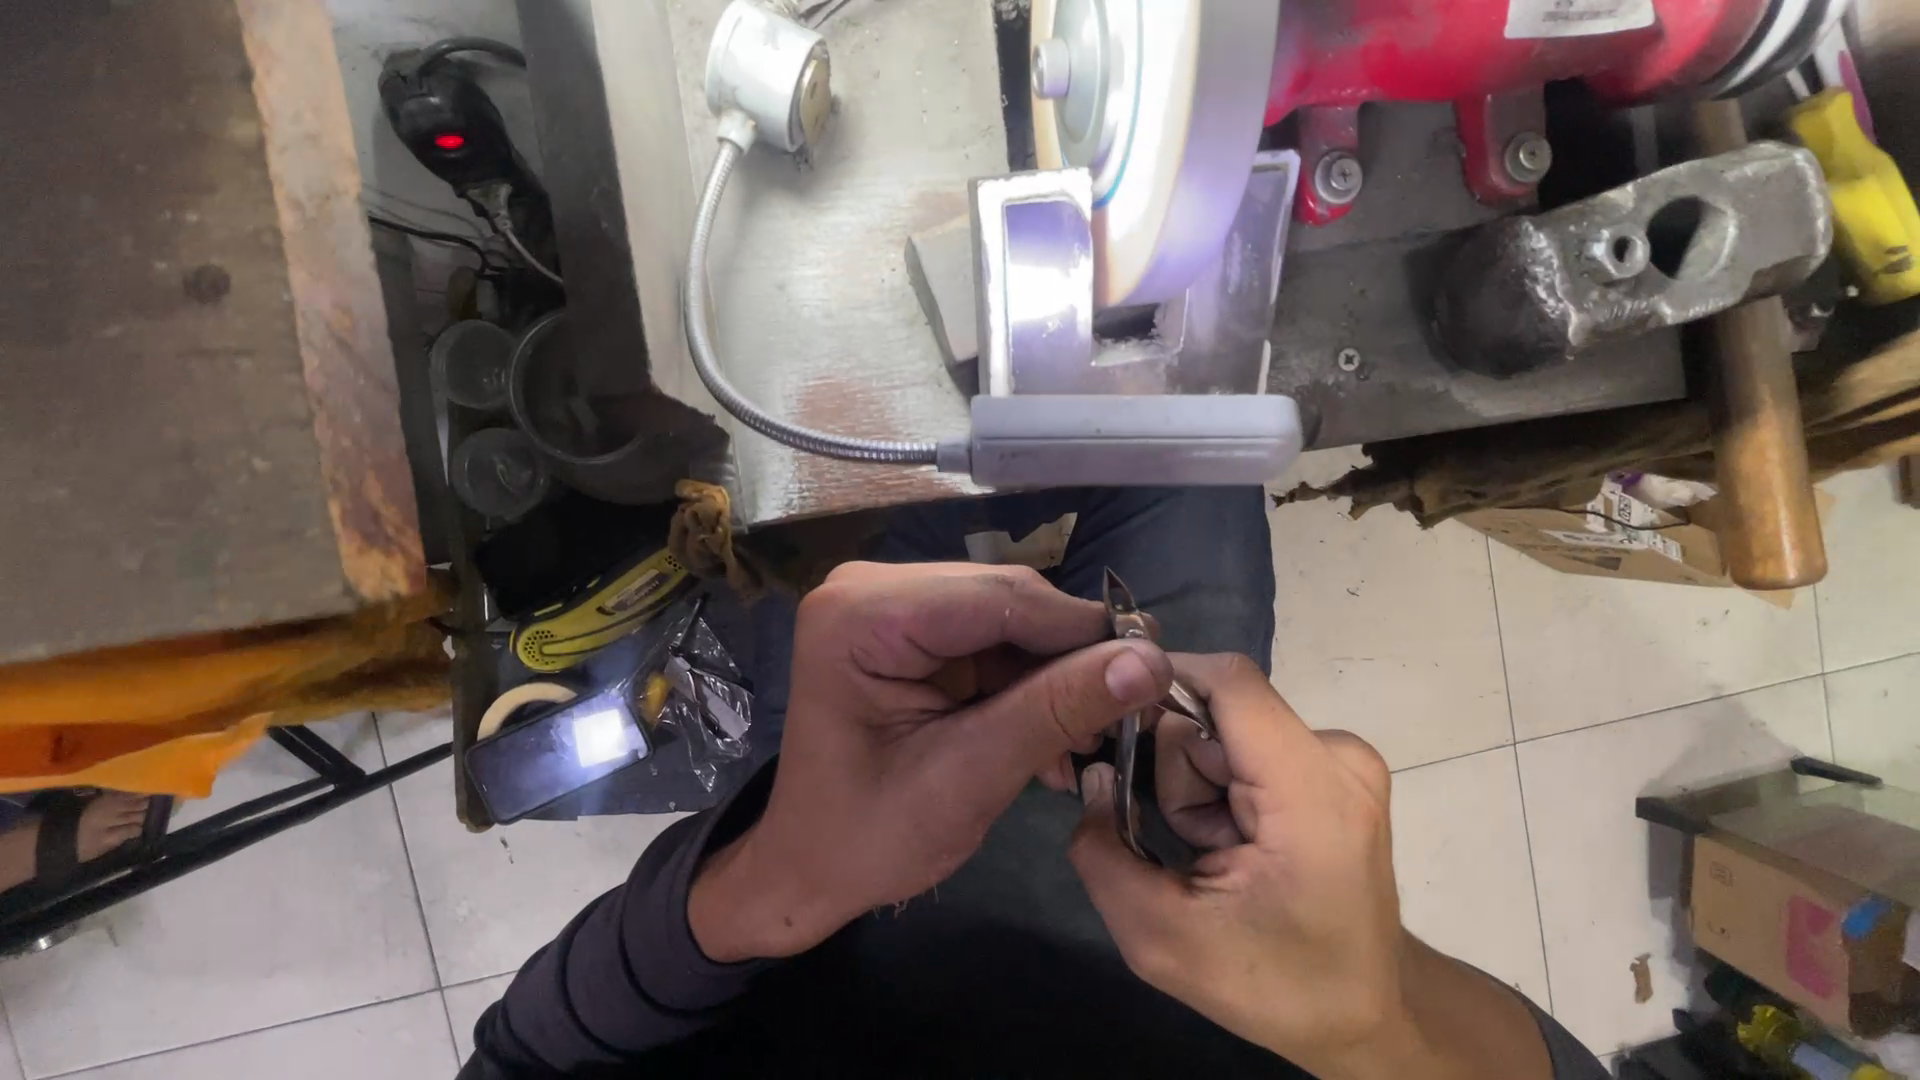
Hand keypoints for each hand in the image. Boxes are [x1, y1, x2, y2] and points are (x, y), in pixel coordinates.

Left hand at [689, 562, 1172, 962]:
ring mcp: (888, 605)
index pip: (1000, 596)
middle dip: (1069, 657)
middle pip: (1005, 599)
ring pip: (1006, 619)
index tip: (1157, 669)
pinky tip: (1051, 737)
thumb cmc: (867, 837)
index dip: (1084, 630)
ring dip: (1054, 677)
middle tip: (1127, 713)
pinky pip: (988, 641)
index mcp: (864, 613)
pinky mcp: (907, 630)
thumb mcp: (969, 777)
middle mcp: (871, 587)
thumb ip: (1057, 710)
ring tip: (1088, 740)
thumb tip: (1153, 661)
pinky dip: (1026, 685)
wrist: (806, 867)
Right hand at [1070, 654, 1551, 1078]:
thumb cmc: (1276, 984)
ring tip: (1220, 849)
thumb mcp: (1161, 940)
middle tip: (1192, 841)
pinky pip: (1246, 743)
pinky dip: (1224, 785)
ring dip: (1198, 783)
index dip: (1161, 677)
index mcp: (1311, 792)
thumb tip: (1091, 775)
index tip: (1110, 715)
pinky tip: (1238, 841)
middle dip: (1178, 770)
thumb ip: (1103, 855)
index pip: (1229, 680)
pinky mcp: (1334, 765)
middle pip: (1214, 713)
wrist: (1368, 1013)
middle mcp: (1337, 755)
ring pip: (1224, 729)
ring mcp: (1342, 757)